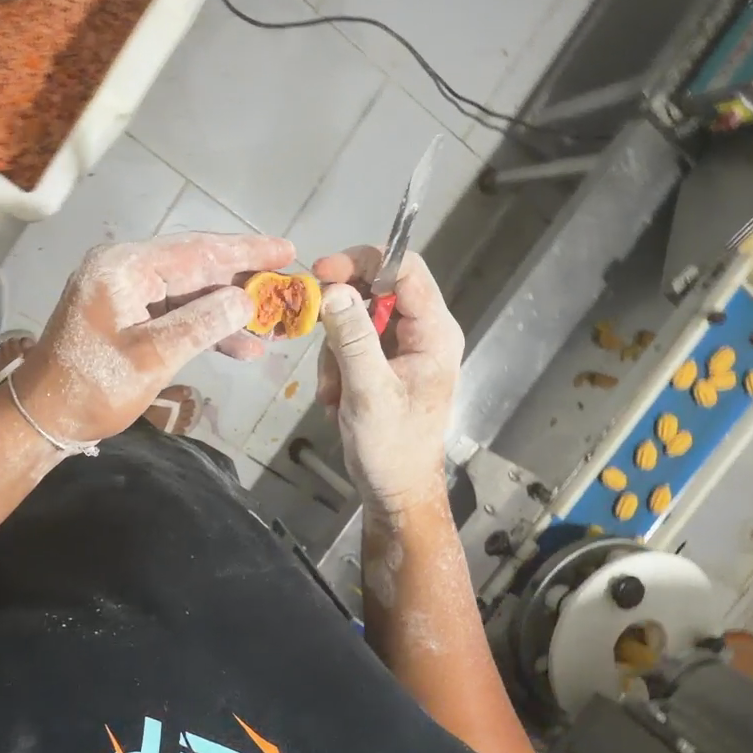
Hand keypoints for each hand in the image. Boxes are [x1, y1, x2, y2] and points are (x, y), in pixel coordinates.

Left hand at [9, 232, 297, 443]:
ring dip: (229, 309)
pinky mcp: (128, 318)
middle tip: (288, 283)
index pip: (196, 251)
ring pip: (191, 292)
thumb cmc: (93, 387)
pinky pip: (177, 314)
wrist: (45, 418)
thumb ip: (201, 324)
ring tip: (273, 323)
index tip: (287, 251)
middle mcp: (124, 270)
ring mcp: (125, 293)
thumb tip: (245, 299)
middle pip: (196, 266)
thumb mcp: (152, 357)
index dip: (245, 252)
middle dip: (243, 279)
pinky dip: (207, 328)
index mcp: (124, 267)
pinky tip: (241, 345)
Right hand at [315, 247, 464, 514]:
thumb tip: (333, 289)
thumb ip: (352, 338)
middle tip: (317, 336)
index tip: (322, 272)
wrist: (396, 491)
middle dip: (341, 319)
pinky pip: (353, 346)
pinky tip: (337, 400)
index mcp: (435, 333)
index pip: (405, 269)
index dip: (363, 261)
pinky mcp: (386, 366)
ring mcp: (405, 350)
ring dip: (335, 353)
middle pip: (377, 290)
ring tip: (334, 393)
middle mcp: (424, 333)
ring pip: (357, 320)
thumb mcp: (368, 392)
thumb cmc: (391, 448)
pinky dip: (337, 369)